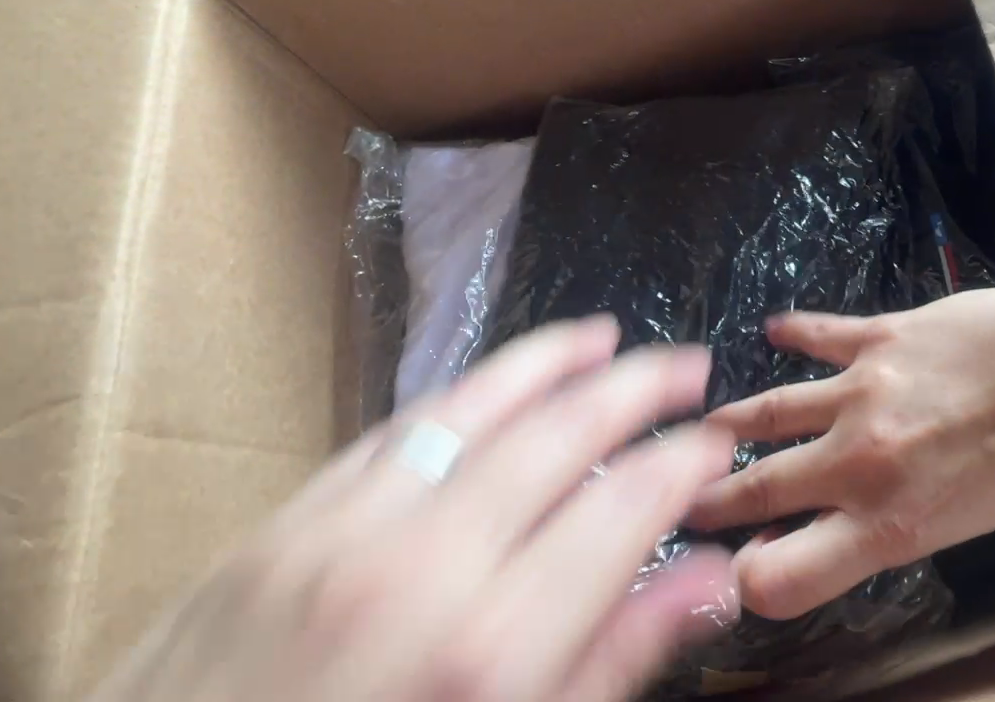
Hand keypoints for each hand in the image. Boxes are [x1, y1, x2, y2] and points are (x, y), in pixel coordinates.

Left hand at [87, 319, 736, 701]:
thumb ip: (617, 658)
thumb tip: (713, 578)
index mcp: (492, 650)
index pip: (628, 506)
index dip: (687, 461)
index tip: (717, 443)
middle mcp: (423, 570)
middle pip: (563, 432)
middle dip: (641, 384)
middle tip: (690, 364)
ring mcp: (340, 535)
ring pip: (475, 406)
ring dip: (552, 359)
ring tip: (605, 335)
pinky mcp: (278, 528)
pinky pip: (394, 433)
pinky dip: (462, 394)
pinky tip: (497, 381)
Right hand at [687, 285, 994, 619]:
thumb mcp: (962, 522)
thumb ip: (889, 530)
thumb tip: (830, 534)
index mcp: (887, 524)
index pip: (780, 576)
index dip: (751, 580)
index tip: (744, 566)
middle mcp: (860, 462)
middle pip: (759, 491)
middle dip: (714, 502)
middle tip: (687, 501)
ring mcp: (863, 391)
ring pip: (771, 411)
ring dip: (734, 426)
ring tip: (708, 430)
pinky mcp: (879, 335)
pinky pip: (821, 335)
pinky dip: (794, 332)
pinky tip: (773, 329)